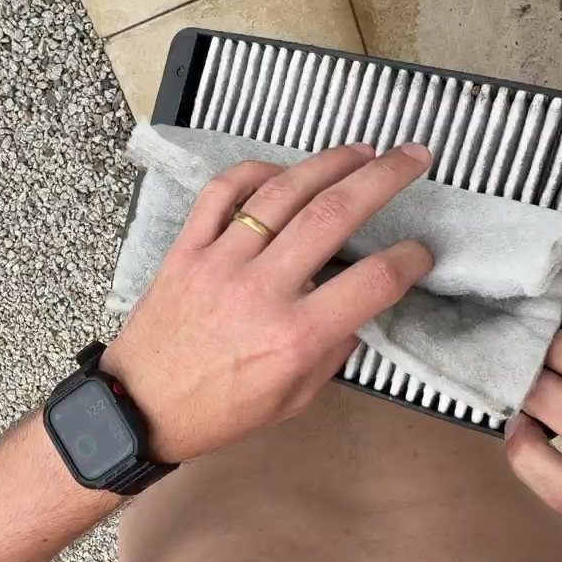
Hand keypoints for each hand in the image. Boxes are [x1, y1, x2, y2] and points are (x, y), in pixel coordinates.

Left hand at [102, 142, 436, 462]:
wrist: (141, 408)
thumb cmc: (221, 411)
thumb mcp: (293, 399)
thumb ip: (332, 350)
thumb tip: (357, 307)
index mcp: (295, 336)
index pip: (373, 282)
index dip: (410, 260)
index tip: (420, 252)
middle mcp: (262, 289)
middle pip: (334, 214)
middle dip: (384, 177)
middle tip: (414, 156)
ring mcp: (220, 261)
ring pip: (281, 192)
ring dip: (328, 163)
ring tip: (361, 151)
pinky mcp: (187, 248)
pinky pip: (221, 192)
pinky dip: (254, 171)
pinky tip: (282, 169)